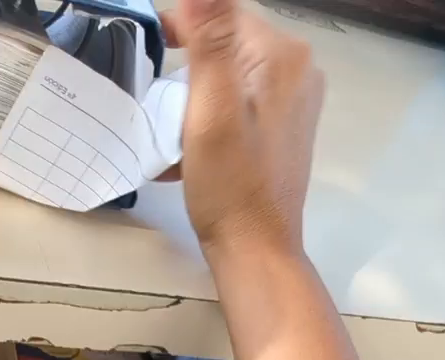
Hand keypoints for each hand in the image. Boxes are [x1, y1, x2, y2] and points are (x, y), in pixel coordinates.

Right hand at [164, 0, 322, 258]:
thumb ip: (210, 40)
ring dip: (195, 100)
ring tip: (169, 133)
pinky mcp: (283, 134)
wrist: (255, 250)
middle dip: (189, 70)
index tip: (146, 46)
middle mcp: (298, 72)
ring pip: (232, 81)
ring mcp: (294, 105)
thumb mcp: (211, 111)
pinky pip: (241, 110)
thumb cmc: (230, 186)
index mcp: (282, 57)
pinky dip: (211, 123)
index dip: (183, 25)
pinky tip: (189, 152)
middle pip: (229, 48)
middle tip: (155, 103)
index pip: (224, 16)